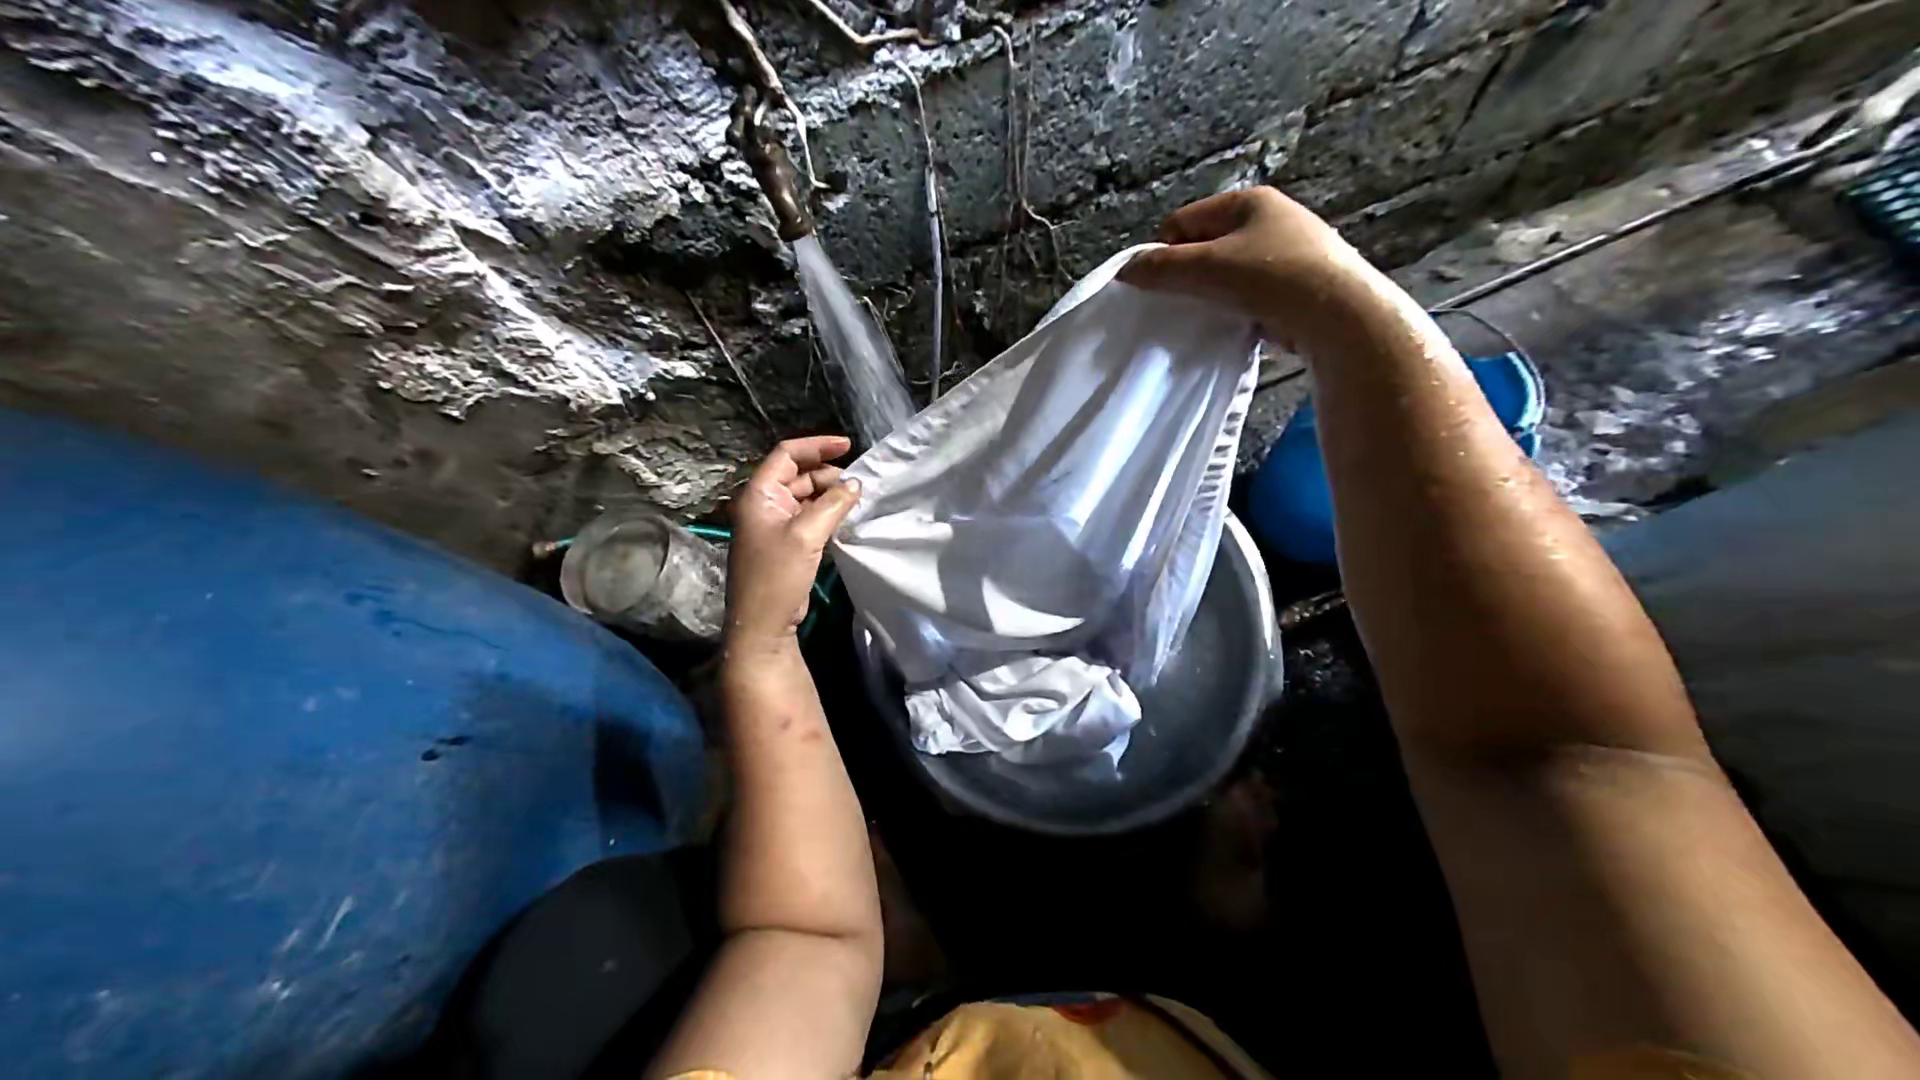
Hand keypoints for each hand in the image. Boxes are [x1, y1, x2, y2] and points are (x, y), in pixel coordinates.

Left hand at [725, 435, 860, 651]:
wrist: (763, 624)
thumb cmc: (777, 575)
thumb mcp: (807, 535)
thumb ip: (832, 504)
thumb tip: (855, 484)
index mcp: (759, 494)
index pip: (787, 454)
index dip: (817, 446)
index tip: (848, 446)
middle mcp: (764, 504)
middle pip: (798, 474)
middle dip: (828, 473)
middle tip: (858, 482)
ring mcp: (775, 525)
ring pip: (806, 496)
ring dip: (830, 494)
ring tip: (857, 498)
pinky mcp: (787, 543)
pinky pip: (809, 516)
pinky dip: (827, 512)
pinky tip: (847, 516)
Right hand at [1119, 187, 1396, 353]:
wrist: (1338, 315)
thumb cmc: (1269, 278)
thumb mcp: (1205, 268)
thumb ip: (1161, 267)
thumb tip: (1125, 270)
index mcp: (1248, 200)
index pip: (1183, 220)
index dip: (1164, 251)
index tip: (1160, 284)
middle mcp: (1272, 216)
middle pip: (1206, 245)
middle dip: (1188, 273)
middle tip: (1182, 302)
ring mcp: (1290, 249)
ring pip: (1228, 271)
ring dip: (1213, 293)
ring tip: (1211, 316)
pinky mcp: (1300, 283)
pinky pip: (1251, 291)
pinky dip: (1238, 306)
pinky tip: (1238, 323)